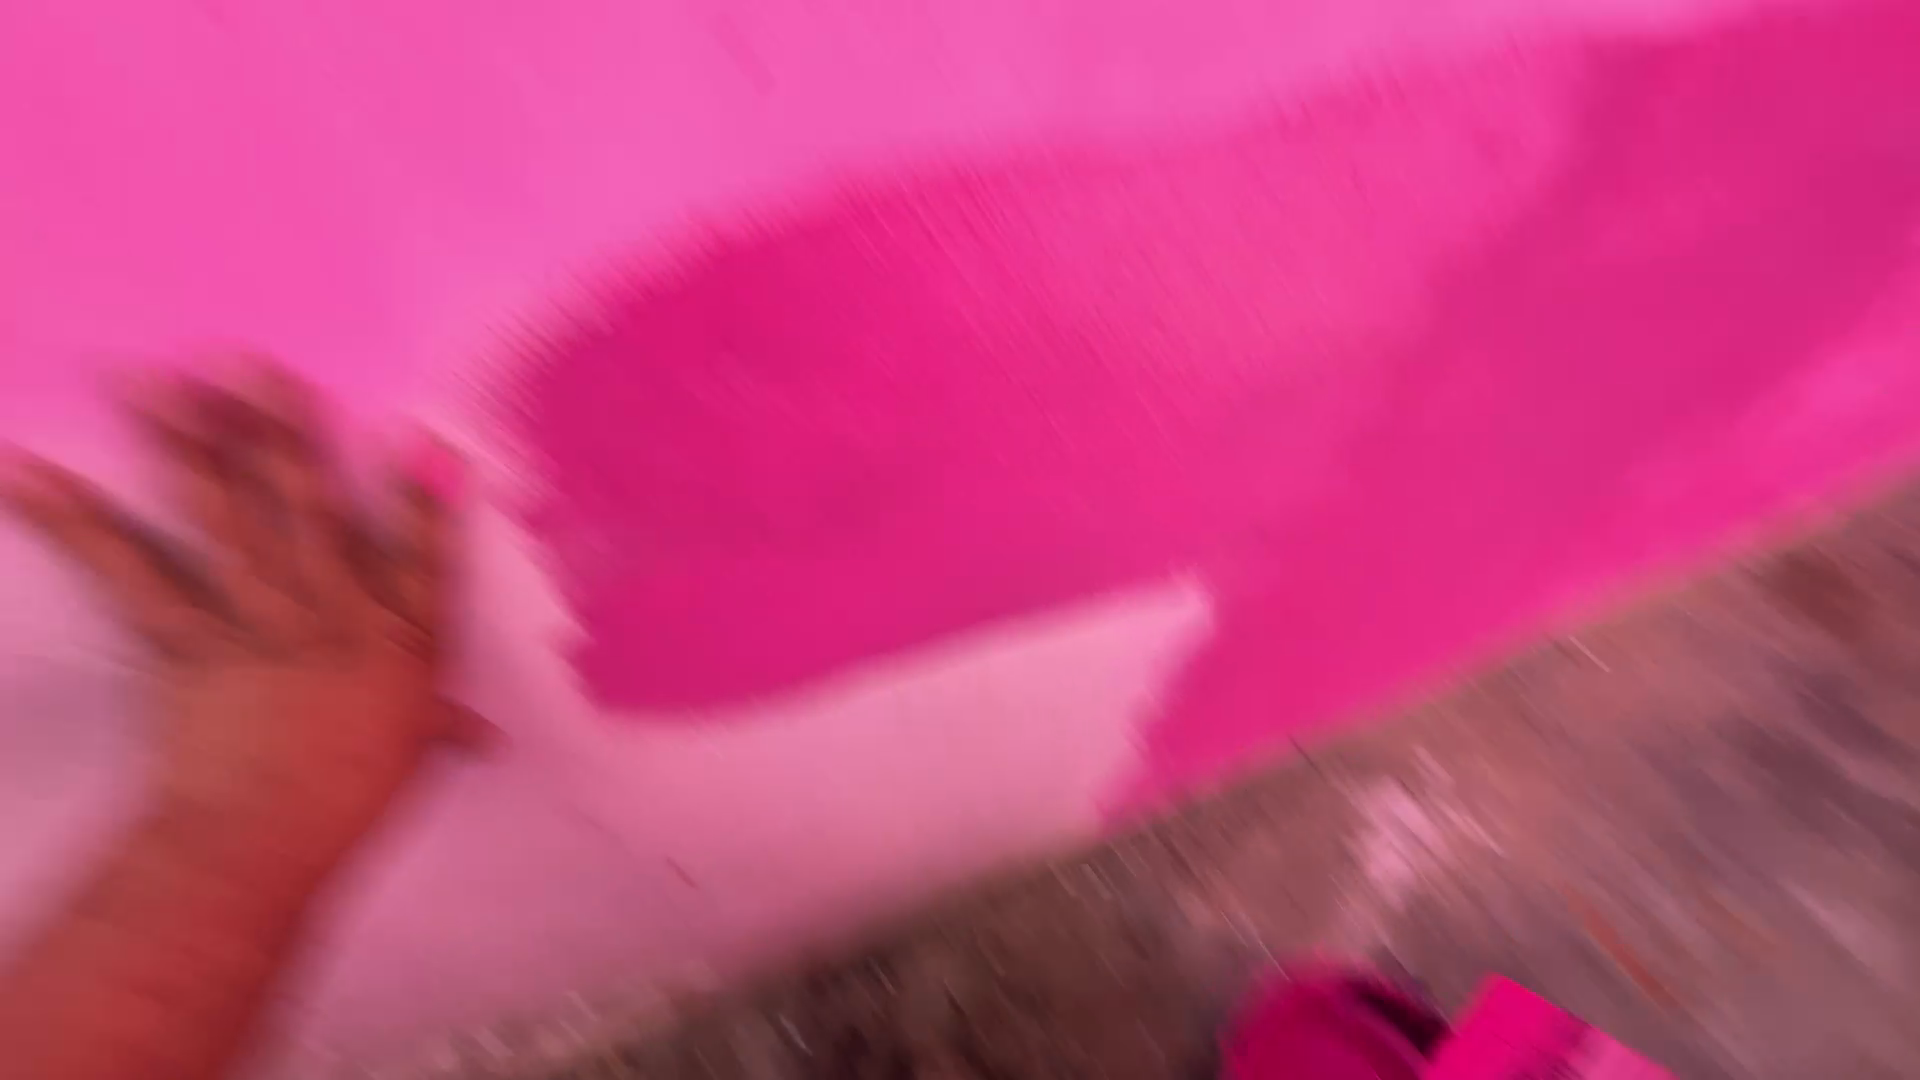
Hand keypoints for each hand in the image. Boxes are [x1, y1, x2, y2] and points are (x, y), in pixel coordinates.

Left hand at [3, 360, 476, 883]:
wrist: (265, 841)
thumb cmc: (361, 790)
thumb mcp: (418, 747)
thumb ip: (448, 726)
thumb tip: (490, 738)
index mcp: (404, 636)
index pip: (423, 555)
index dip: (424, 497)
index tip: (426, 439)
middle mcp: (337, 612)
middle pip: (312, 514)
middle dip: (286, 437)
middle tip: (254, 367)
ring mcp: (261, 622)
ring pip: (229, 524)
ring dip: (191, 450)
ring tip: (155, 382)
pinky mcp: (188, 643)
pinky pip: (134, 577)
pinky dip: (80, 523)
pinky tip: (30, 468)